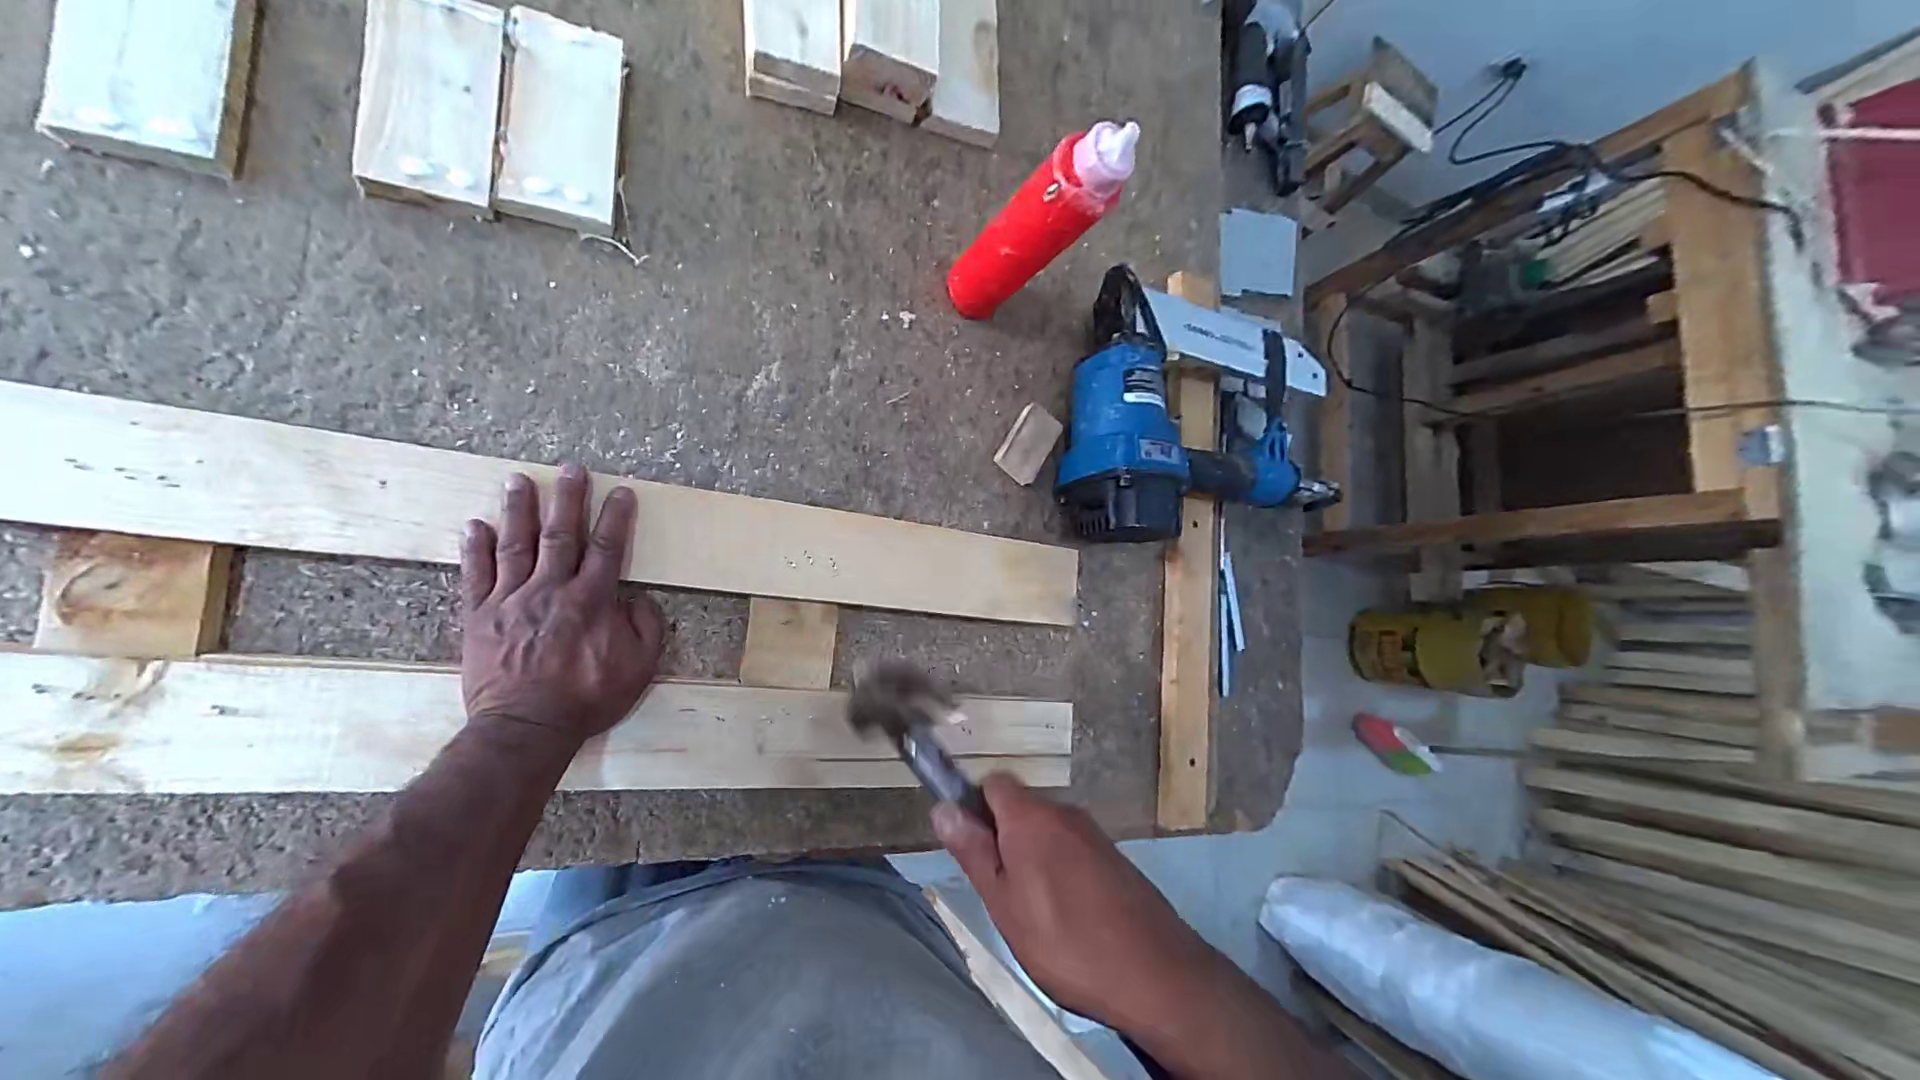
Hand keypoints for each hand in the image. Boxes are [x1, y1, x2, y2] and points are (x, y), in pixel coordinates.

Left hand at [460, 464, 664, 744]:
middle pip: (561, 535)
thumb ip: (646, 627)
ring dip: (519, 510)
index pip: (608, 548)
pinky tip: (476, 525)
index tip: (621, 492)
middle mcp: (551, 590)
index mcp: (592, 600)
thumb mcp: (639, 667)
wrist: (525, 728)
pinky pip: (475, 575)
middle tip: (570, 468)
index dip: (616, 517)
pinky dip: (475, 548)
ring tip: (518, 480)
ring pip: (516, 545)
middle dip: (567, 499)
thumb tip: (638, 599)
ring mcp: (511, 600)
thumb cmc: (588, 698)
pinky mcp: (479, 617)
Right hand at [932, 775, 1221, 1032]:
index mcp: (1030, 816)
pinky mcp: (1114, 855)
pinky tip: (1067, 913)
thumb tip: (942, 807)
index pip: (993, 783)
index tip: (973, 848)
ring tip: (1034, 910)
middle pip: (1020, 807)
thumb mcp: (1002, 901)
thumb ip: (972, 850)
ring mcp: (1093, 832)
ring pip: (1046, 830)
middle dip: (1004, 837)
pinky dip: (1060, 868)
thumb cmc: (1063, 939)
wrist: (1155, 972)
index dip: (976, 808)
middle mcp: (1063, 812)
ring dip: (1032, 856)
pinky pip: (1072, 847)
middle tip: (1001, 890)